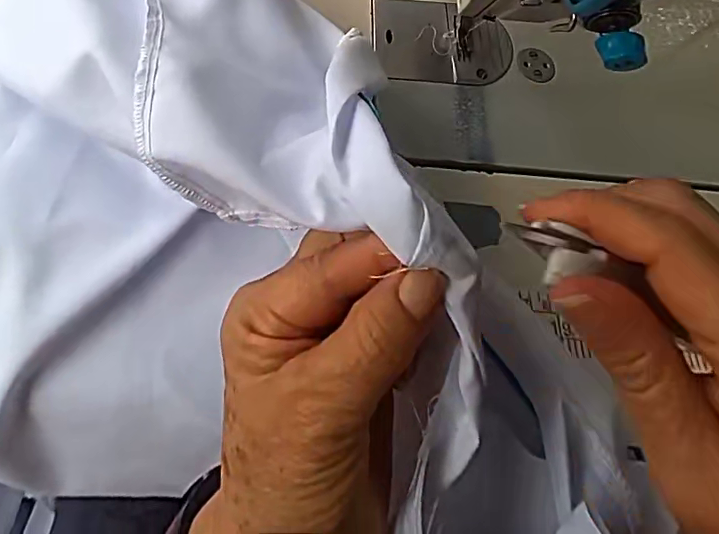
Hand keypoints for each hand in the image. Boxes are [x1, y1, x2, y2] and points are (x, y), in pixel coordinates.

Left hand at [193, 230, 446, 533]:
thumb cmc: (284, 477)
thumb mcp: (322, 405)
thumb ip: (371, 339)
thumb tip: (421, 277)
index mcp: (266, 308)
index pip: (326, 263)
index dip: (378, 249)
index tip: (432, 241)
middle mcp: (295, 309)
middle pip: (346, 259)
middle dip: (394, 251)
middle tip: (446, 247)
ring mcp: (331, 332)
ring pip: (374, 284)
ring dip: (412, 279)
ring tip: (452, 269)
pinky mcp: (365, 359)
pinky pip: (397, 320)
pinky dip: (423, 313)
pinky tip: (445, 308)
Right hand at [523, 180, 718, 533]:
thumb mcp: (696, 476)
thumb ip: (639, 370)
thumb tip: (570, 283)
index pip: (681, 249)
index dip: (599, 214)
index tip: (534, 217)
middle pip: (691, 218)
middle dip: (605, 210)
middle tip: (546, 241)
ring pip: (697, 228)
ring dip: (622, 227)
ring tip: (570, 263)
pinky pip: (707, 259)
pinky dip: (646, 252)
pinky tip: (614, 286)